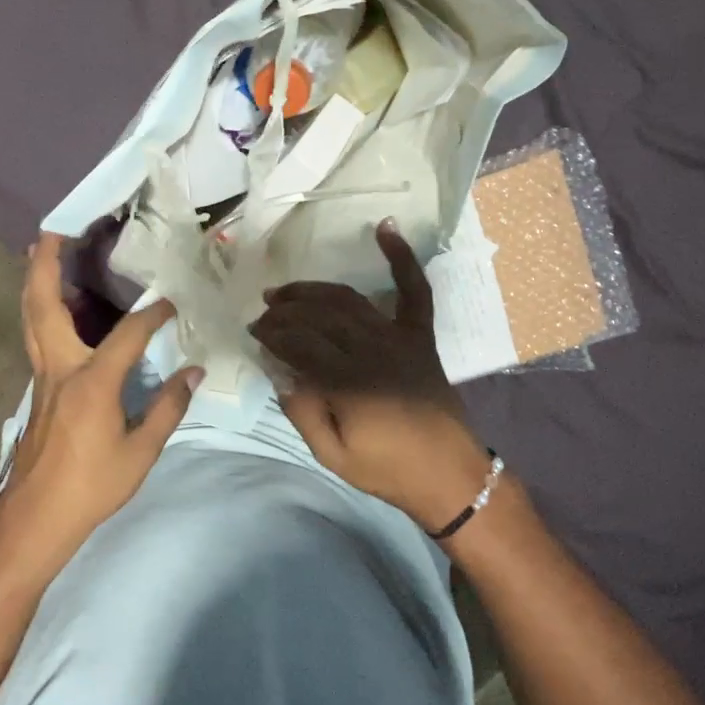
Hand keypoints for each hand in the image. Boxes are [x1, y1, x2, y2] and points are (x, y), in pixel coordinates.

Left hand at [0, 233, 203, 575]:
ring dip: (35, 283)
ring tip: (40, 254)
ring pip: (30, 318)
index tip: (171, 302)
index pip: (126, 334)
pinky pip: (35, 337)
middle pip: (43, 304)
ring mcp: (41, 378)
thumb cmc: (91, 486)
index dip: (152, 315)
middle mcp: (59, 369)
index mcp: (90, 382)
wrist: (35, 517)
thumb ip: (168, 408)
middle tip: (51, 231)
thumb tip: (195, 373)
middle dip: (44, 264)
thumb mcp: (140, 452)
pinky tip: (54, 310)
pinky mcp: (35, 391)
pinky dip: (40, 311)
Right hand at [250, 219, 490, 531]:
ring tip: (285, 291)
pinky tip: (385, 228)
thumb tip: (279, 373)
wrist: (450, 476)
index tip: (253, 334)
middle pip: (319, 316)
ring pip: (348, 300)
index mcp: (350, 384)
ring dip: (313, 290)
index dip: (272, 334)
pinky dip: (402, 258)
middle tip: (263, 315)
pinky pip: (414, 291)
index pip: (299, 344)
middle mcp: (373, 351)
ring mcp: (400, 339)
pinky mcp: (420, 337)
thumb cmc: (387, 471)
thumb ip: (303, 412)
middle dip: (285, 311)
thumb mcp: (332, 455)